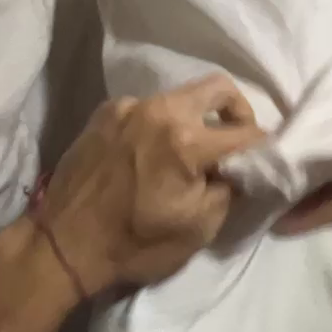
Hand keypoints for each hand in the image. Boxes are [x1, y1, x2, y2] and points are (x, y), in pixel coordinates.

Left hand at [38, 75, 262, 294]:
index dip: (264, 145)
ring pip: (180, 96)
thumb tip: (241, 167)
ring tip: (188, 152)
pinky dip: (159, 125)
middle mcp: (160, 109)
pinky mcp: (106, 110)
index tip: (267, 156)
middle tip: (234, 140)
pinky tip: (149, 154)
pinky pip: (148, 108)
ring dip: (195, 118)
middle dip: (237, 111)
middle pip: (217, 88)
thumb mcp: (198, 228)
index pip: (245, 132)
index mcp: (186, 140)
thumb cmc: (135, 244)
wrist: (63, 244)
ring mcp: (129, 105)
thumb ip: (229, 188)